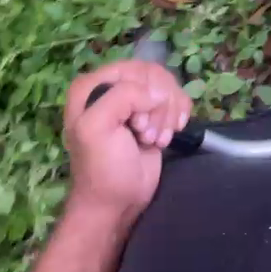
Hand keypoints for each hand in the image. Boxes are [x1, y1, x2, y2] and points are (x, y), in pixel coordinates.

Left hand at [62, 60, 191, 222]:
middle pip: (154, 75)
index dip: (143, 93)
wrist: (117, 203)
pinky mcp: (154, 114)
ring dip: (168, 114)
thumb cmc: (103, 167)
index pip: (134, 69)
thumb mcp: (97, 128)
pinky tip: (170, 134)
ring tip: (156, 139)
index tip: (137, 124)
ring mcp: (135, 101)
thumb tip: (158, 95)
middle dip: (159, 105)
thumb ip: (122, 96)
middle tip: (147, 133)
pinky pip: (177, 97)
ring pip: (168, 86)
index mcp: (91, 86)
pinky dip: (179, 115)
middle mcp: (112, 87)